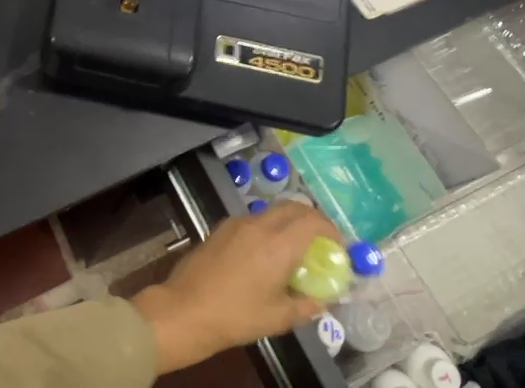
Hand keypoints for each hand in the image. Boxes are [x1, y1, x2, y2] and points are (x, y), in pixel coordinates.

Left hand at [130, 199, 340, 373]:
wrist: (186, 308)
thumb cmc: (237, 316)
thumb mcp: (279, 318)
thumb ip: (306, 305)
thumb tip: (321, 300)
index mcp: (277, 245)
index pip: (311, 221)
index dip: (330, 229)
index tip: (338, 245)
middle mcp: (257, 226)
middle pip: (292, 207)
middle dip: (312, 219)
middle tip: (322, 242)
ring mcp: (235, 224)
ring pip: (271, 211)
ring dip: (289, 222)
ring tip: (296, 249)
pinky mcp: (220, 229)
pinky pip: (253, 220)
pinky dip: (269, 228)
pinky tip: (267, 253)